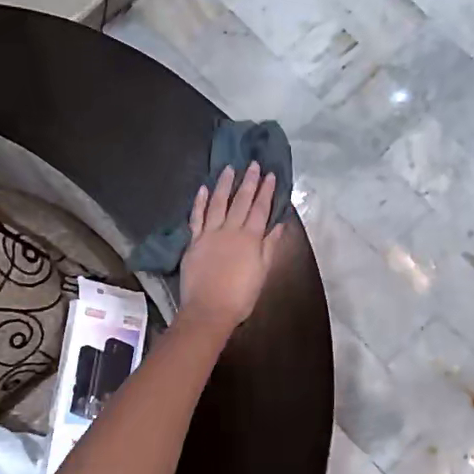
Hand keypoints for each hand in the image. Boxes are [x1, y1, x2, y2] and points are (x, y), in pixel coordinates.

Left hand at [179, 163, 283, 332]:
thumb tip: (279, 224)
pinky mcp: (194, 241)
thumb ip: (270, 246)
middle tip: (253, 164)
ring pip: (217, 203)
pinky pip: (197, 217)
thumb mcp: (262, 272)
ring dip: (224, 184)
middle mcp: (230, 230)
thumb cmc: (241, 296)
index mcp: (250, 239)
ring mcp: (210, 234)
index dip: (266, 191)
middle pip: (241, 201)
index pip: (260, 209)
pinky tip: (203, 188)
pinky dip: (200, 202)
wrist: (209, 310)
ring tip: (229, 168)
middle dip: (248, 182)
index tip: (270, 175)